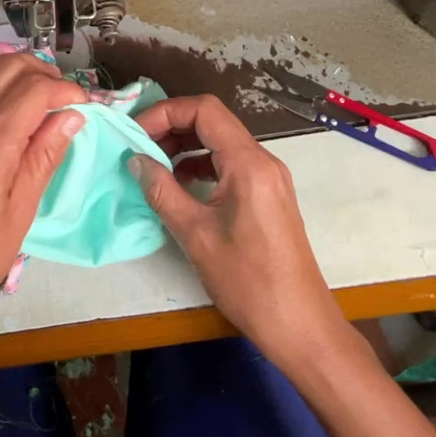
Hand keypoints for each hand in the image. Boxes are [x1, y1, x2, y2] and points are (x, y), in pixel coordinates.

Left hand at [0, 40, 87, 337]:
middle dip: (46, 74)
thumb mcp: (20, 211)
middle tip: (70, 99)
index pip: (38, 92)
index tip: (90, 108)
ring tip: (39, 81)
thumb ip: (44, 156)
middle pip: (11, 71)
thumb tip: (72, 116)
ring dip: (12, 64)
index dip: (69, 92)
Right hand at [129, 95, 345, 352]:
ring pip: (220, 142)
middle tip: (137, 145)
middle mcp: (262, 161)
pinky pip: (229, 164)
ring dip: (184, 145)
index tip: (135, 133)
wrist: (300, 326)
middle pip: (212, 121)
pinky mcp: (267, 196)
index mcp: (248, 163)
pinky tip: (177, 185)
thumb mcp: (195, 234)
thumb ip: (162, 190)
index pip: (204, 110)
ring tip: (151, 164)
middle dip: (171, 126)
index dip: (165, 112)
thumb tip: (135, 160)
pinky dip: (200, 165)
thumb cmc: (248, 281)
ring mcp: (268, 179)